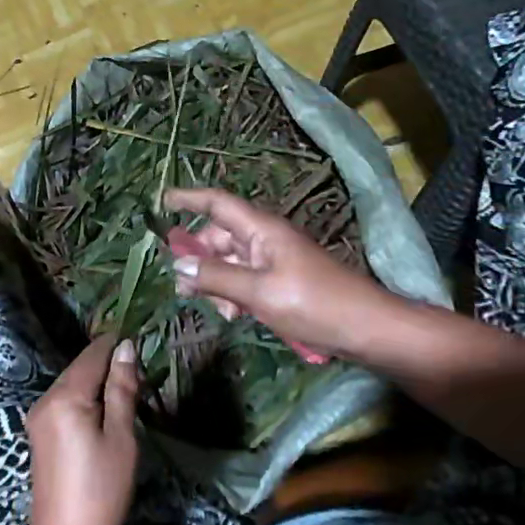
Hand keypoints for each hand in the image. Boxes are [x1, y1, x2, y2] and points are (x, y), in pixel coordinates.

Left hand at [25, 332, 138, 524]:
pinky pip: (69, 401)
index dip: (120, 343)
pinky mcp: (42, 435)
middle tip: (146, 370)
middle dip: (112, 363)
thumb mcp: (121, 435)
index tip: (148, 340)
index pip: (94, 353)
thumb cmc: (101, 489)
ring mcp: (40, 419)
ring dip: (103, 381)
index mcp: (64, 397)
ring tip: (135, 389)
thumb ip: (122, 388)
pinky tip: (112, 409)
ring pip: (76, 383)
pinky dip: (91, 398)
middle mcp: (45, 401)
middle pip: (82, 366)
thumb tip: (127, 347)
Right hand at [161, 188, 400, 358]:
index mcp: (262, 229)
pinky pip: (246, 279)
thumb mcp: (260, 292)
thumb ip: (218, 277)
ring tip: (221, 311)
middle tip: (183, 288)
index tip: (160, 201)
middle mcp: (266, 238)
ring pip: (231, 261)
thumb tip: (178, 264)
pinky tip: (235, 315)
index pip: (218, 203)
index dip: (189, 199)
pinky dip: (235, 293)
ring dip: (217, 282)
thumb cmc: (313, 303)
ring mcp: (275, 260)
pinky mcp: (281, 281)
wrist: (364, 326)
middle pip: (220, 236)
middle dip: (200, 258)